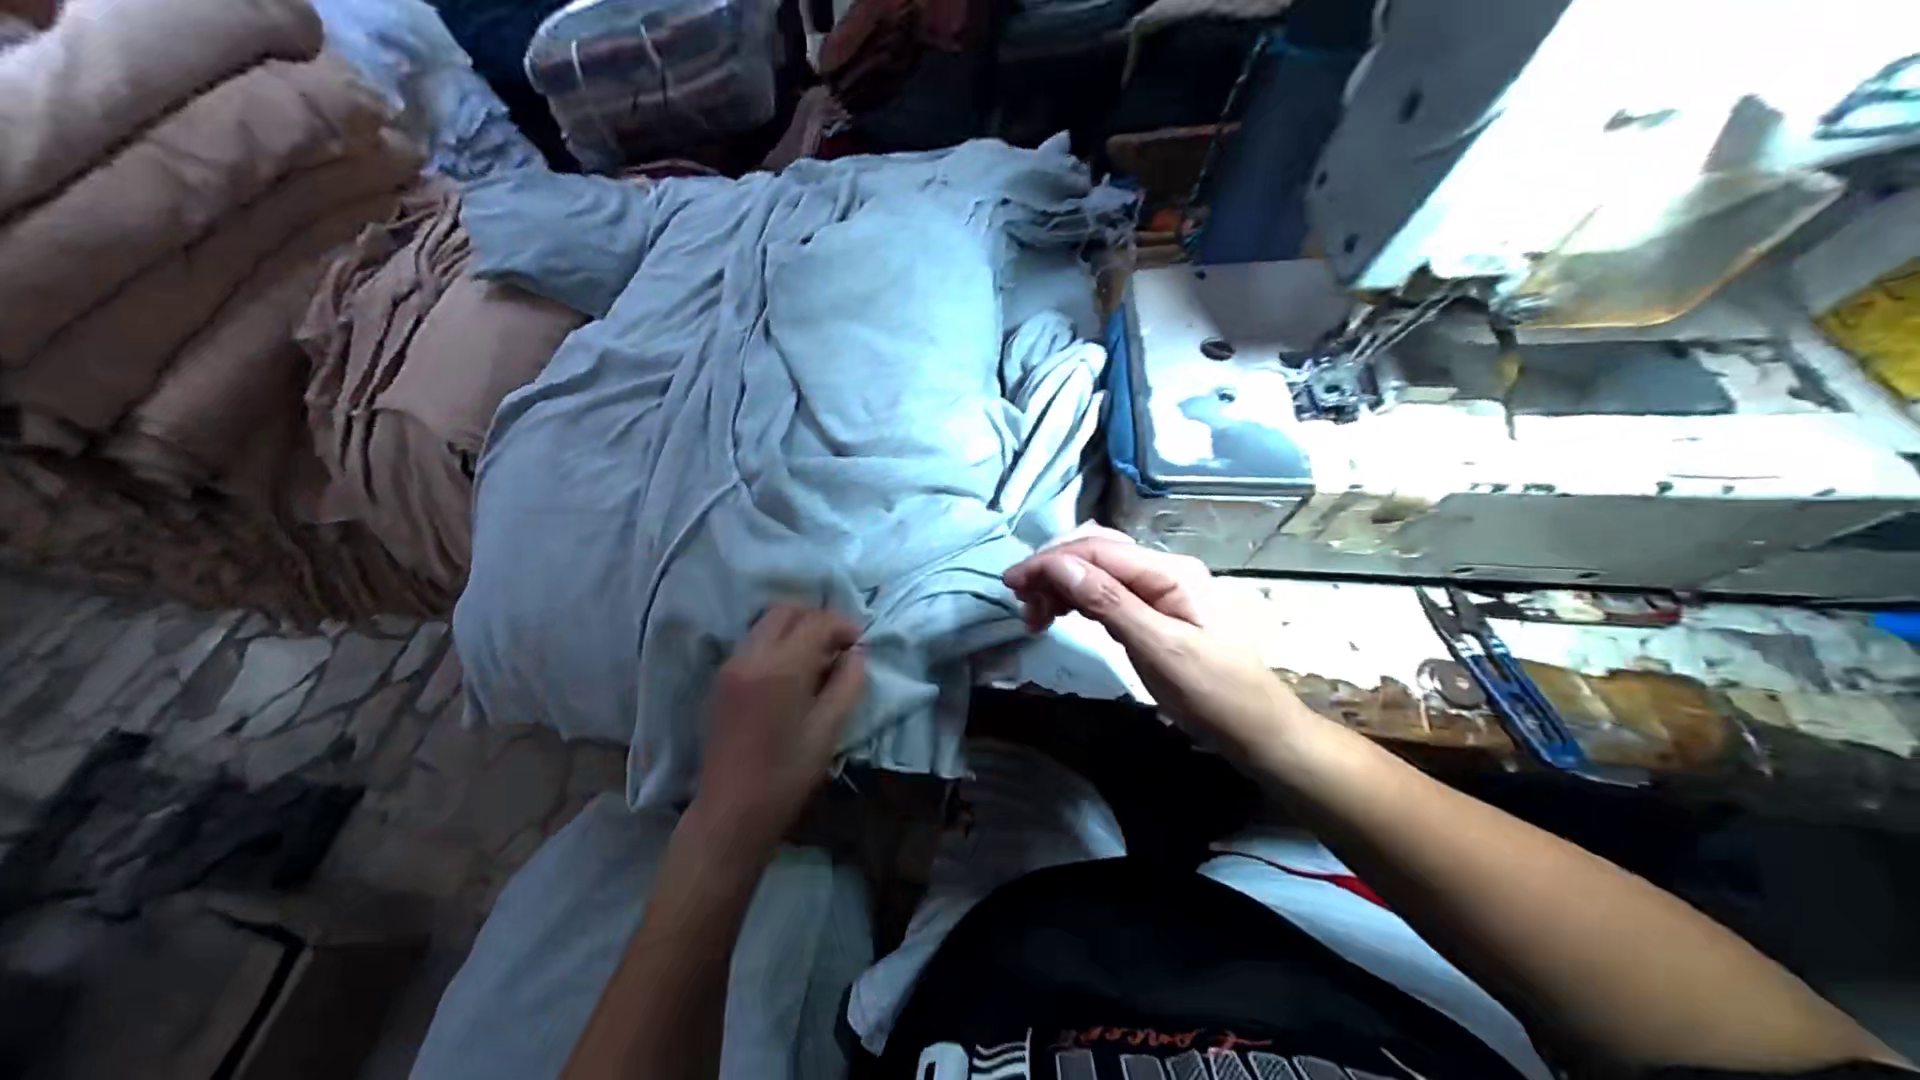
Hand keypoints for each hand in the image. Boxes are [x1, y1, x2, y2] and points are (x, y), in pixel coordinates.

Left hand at [694, 605, 866, 849]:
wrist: (731, 812)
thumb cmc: (786, 775)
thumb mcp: (829, 730)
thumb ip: (848, 684)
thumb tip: (856, 654)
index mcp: (781, 667)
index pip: (816, 622)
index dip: (843, 625)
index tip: (860, 643)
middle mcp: (751, 656)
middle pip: (786, 611)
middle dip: (817, 618)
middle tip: (839, 644)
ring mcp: (731, 666)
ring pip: (767, 624)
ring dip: (796, 629)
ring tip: (819, 659)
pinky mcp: (721, 681)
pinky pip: (753, 643)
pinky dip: (778, 643)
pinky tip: (793, 673)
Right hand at [1003, 528, 1304, 759]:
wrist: (1259, 731)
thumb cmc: (1216, 695)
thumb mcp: (1161, 650)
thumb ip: (1109, 604)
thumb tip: (1059, 566)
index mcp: (1170, 572)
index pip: (1097, 550)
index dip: (1050, 562)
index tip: (1011, 584)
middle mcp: (1163, 571)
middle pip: (1095, 553)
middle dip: (1052, 570)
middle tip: (1021, 604)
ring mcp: (1159, 591)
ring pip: (1097, 572)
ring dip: (1061, 585)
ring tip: (1035, 616)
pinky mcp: (1153, 612)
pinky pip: (1106, 594)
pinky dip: (1077, 600)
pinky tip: (1061, 615)